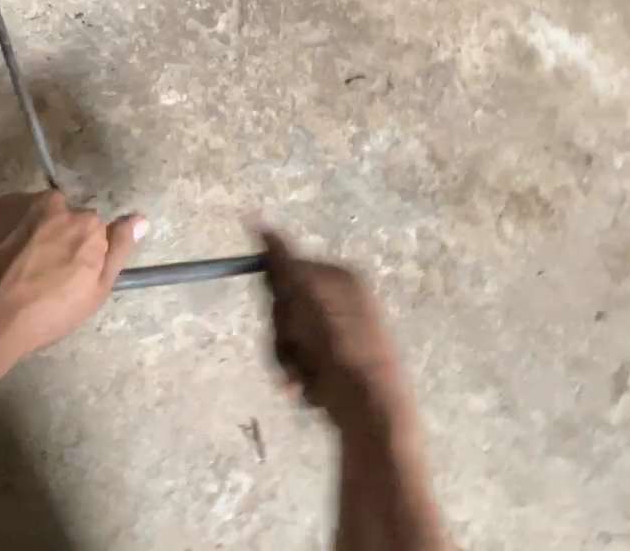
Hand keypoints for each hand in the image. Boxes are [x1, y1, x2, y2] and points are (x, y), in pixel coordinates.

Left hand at [0, 192, 144, 389]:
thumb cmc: (45, 313)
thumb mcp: (93, 292)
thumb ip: (118, 249)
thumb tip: (140, 219)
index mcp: (84, 222)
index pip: (88, 229)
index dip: (78, 252)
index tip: (63, 274)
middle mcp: (52, 201)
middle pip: (58, 215)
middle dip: (52, 235)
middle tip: (35, 270)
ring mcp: (14, 200)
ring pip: (27, 211)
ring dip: (24, 229)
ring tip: (9, 266)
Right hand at [259, 230, 408, 430]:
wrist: (374, 414)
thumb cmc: (339, 350)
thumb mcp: (304, 297)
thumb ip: (281, 260)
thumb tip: (255, 216)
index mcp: (342, 277)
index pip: (286, 271)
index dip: (276, 295)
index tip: (280, 317)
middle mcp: (346, 301)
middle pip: (287, 306)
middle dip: (281, 334)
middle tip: (291, 351)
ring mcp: (346, 334)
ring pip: (291, 337)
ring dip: (287, 359)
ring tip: (299, 378)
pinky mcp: (343, 365)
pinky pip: (304, 361)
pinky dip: (300, 375)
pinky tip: (308, 389)